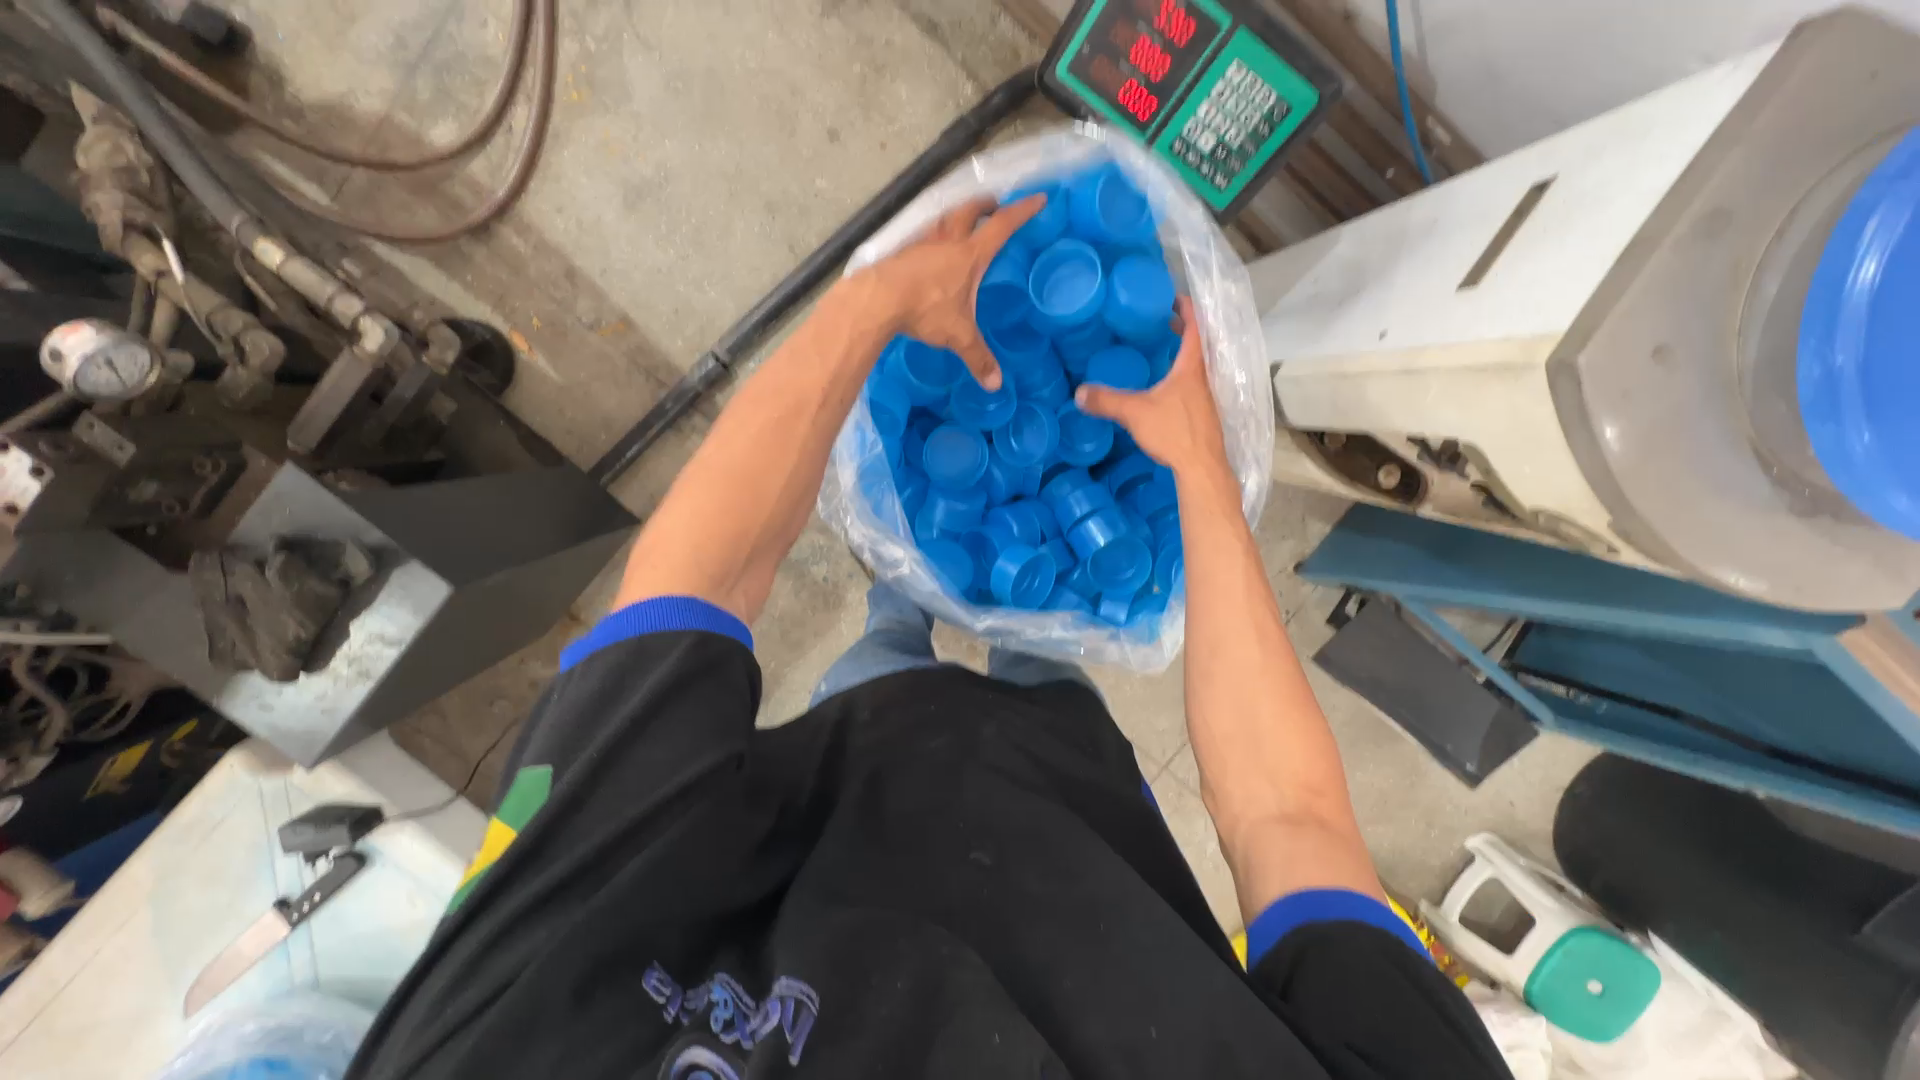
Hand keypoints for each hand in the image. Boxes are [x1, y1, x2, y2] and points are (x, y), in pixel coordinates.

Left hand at [853, 193, 1044, 390]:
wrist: (877, 298)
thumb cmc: (925, 309)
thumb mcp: (957, 335)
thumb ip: (977, 356)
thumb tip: (996, 384)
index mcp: (969, 255)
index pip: (1002, 226)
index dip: (1022, 211)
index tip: (1038, 199)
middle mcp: (947, 242)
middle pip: (970, 211)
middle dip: (986, 205)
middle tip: (995, 206)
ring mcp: (922, 244)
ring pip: (944, 219)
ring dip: (957, 215)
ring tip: (962, 221)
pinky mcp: (902, 253)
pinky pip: (923, 236)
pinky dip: (933, 235)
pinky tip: (929, 248)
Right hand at [1074, 297, 1230, 477]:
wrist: (1202, 466)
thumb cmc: (1173, 432)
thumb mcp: (1134, 413)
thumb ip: (1107, 401)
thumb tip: (1079, 393)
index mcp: (1190, 368)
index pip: (1195, 327)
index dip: (1186, 309)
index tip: (1173, 298)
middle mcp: (1202, 378)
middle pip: (1200, 344)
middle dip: (1185, 329)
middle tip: (1166, 322)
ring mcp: (1206, 398)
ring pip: (1199, 366)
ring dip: (1186, 354)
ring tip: (1167, 351)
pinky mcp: (1205, 415)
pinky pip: (1195, 385)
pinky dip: (1184, 376)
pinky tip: (1169, 390)